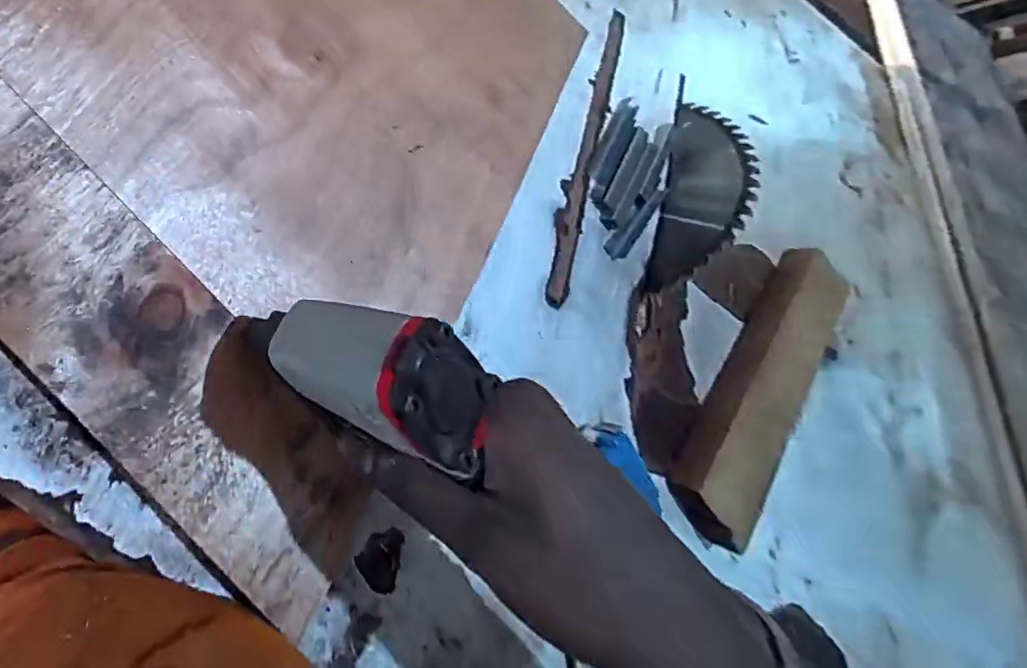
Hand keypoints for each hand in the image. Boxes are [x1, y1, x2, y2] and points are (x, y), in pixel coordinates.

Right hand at [367, 380, 775, 667]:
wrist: (688, 638)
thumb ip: (410, 484)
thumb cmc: (577, 582)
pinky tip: (458, 496)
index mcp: (506, 405)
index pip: (414, 388)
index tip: (337, 422)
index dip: (372, 406)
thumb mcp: (482, 540)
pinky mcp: (556, 447)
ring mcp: (545, 422)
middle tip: (375, 468)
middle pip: (436, 403)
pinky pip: (489, 437)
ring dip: (432, 451)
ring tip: (411, 487)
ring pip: (460, 423)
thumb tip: (344, 439)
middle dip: (402, 433)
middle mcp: (524, 397)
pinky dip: (463, 459)